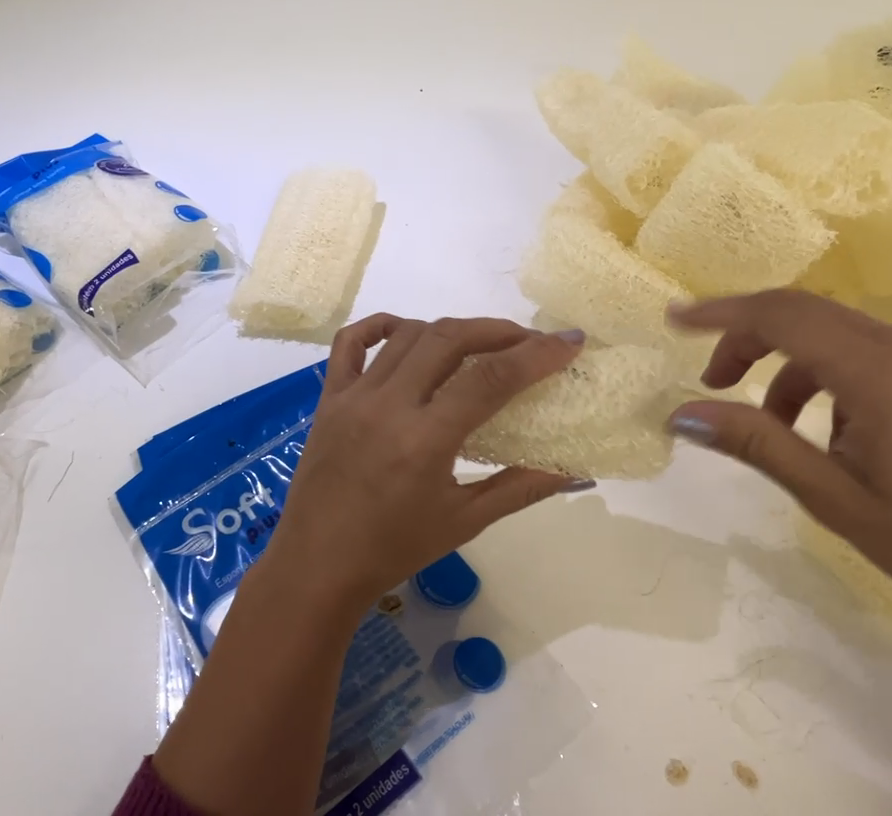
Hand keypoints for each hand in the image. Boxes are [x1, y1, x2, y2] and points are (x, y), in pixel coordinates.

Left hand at [263, 314, 587, 612]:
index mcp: (425, 440)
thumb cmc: (394, 549)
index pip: (490, 378)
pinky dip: (382, 326)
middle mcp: (388, 405)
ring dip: (451, 329)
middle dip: (498, 330)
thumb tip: (574, 468)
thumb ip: (521, 488)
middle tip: (531, 341)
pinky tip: (409, 331)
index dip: (536, 355)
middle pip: (449, 338)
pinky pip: (351, 342)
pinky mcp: (329, 397)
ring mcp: (353, 396)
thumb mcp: (464, 522)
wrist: (317, 565)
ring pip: (408, 334)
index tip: (569, 343)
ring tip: (482, 342)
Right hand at [666, 290, 891, 658]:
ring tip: (786, 431)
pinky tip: (852, 438)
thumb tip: (682, 415)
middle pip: (815, 316)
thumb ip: (757, 444)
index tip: (674, 322)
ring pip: (854, 339)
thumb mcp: (836, 500)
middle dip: (754, 341)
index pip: (784, 315)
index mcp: (883, 373)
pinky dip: (847, 380)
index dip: (722, 313)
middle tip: (717, 384)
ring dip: (802, 368)